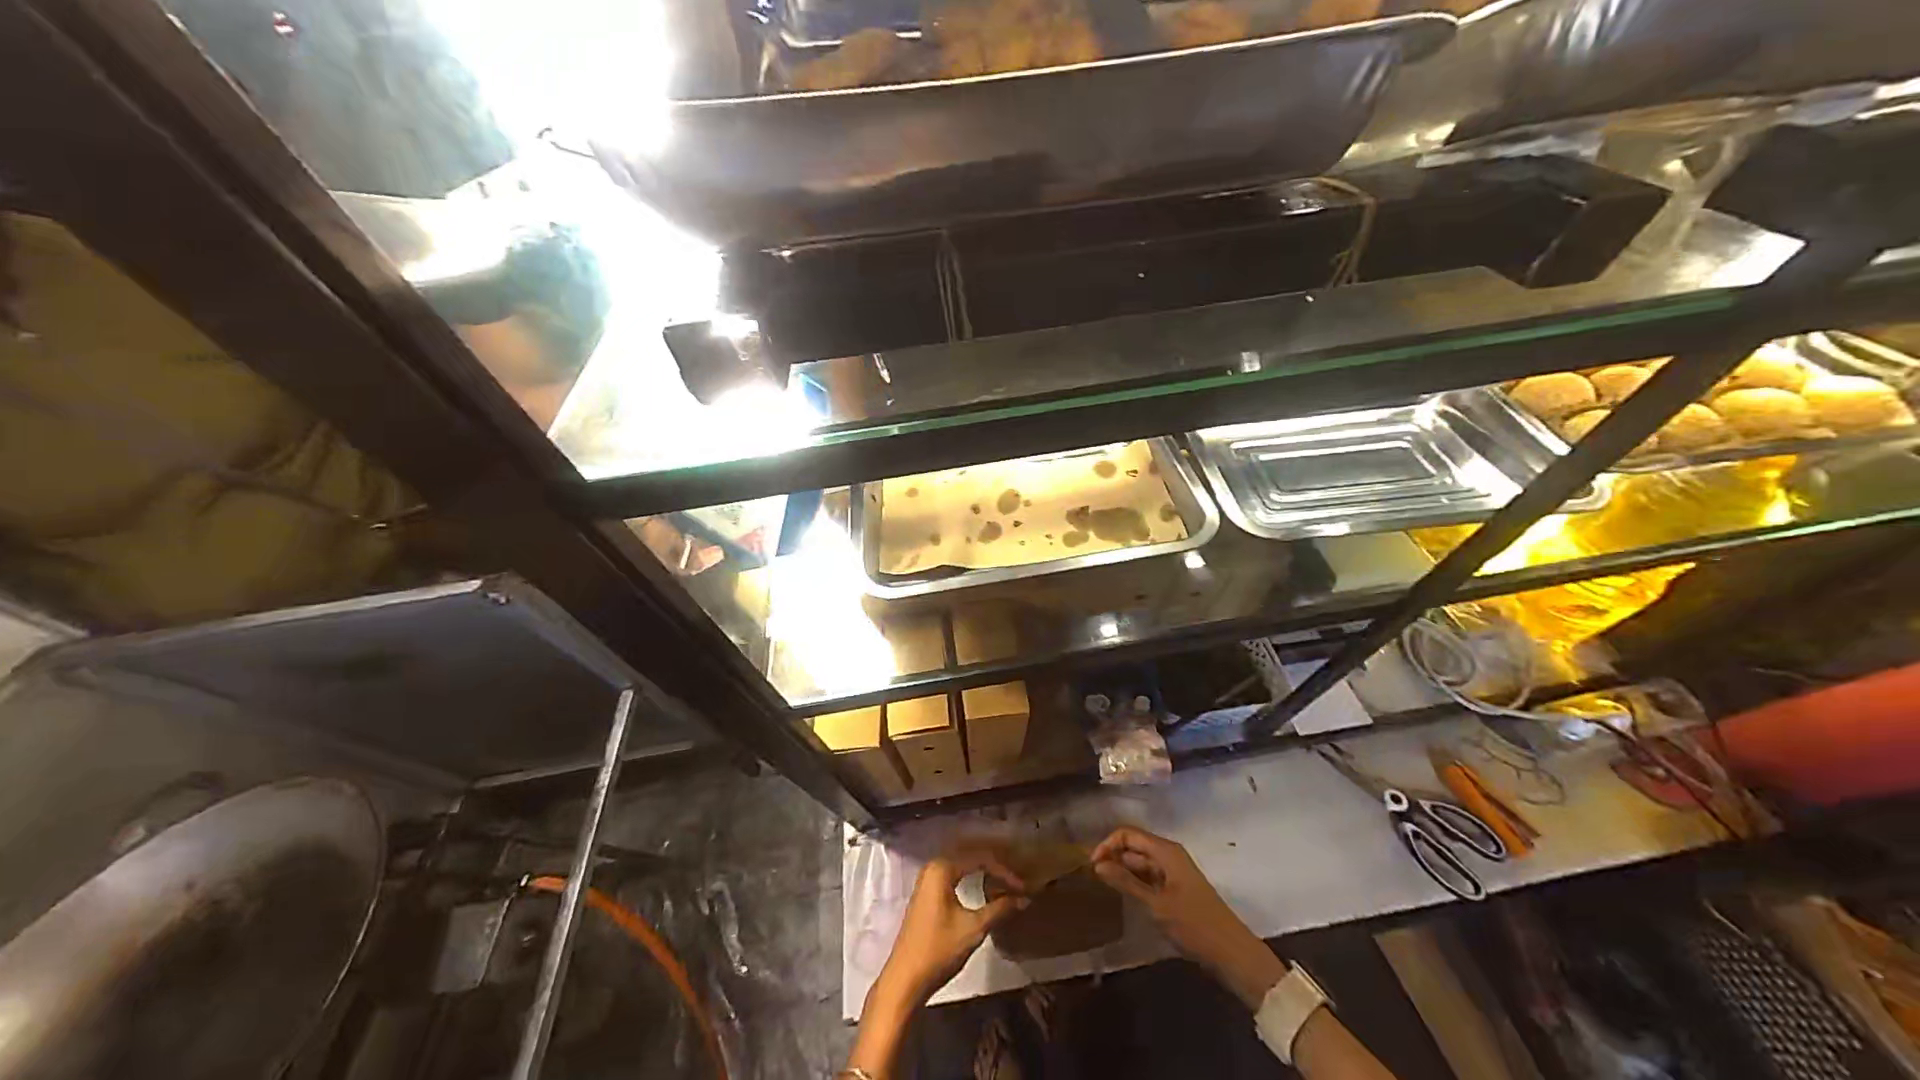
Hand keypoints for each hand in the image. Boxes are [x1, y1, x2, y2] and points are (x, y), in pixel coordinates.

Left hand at [874, 842, 1028, 1006]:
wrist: (906, 979)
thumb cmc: (939, 949)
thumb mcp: (974, 928)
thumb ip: (1000, 909)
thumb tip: (1024, 898)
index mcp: (941, 869)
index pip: (980, 858)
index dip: (1004, 871)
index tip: (1022, 887)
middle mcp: (932, 868)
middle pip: (969, 857)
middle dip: (994, 866)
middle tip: (1016, 880)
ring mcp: (927, 881)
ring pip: (961, 866)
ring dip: (983, 872)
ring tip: (1005, 882)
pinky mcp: (926, 894)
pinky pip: (954, 876)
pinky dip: (971, 879)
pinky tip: (984, 888)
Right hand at [1091, 825, 1284, 1008]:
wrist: (1231, 952)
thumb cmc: (1193, 924)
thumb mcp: (1155, 905)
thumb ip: (1125, 882)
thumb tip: (1098, 864)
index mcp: (1166, 851)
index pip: (1128, 834)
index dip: (1108, 845)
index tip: (1092, 866)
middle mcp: (1169, 855)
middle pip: (1134, 846)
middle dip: (1113, 857)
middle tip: (1093, 877)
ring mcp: (1174, 872)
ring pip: (1141, 863)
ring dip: (1123, 871)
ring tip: (1104, 886)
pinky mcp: (1176, 889)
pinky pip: (1149, 877)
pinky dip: (1135, 883)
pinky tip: (1124, 895)